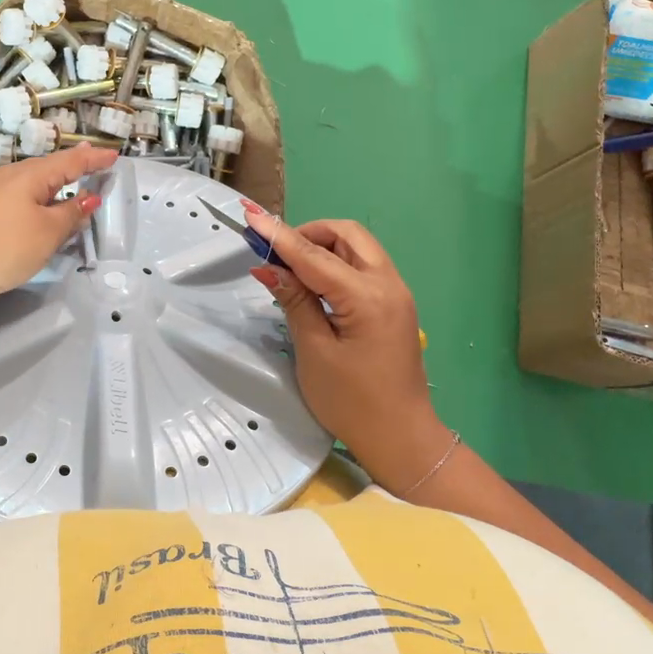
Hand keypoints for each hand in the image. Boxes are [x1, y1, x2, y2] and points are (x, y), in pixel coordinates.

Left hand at [0, 143, 118, 305]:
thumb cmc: (3, 249)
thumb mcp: (47, 234)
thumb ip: (70, 214)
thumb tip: (87, 199)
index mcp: (29, 176)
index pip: (69, 161)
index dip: (93, 158)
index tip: (114, 155)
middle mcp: (6, 174)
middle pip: (46, 167)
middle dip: (70, 167)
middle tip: (92, 166)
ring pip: (27, 180)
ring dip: (50, 183)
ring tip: (66, 187)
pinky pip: (12, 192)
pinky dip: (31, 195)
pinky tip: (32, 205)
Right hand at [241, 204, 435, 463]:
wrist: (402, 439)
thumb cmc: (352, 403)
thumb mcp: (314, 352)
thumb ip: (294, 302)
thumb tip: (268, 267)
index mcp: (368, 298)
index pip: (315, 256)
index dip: (279, 235)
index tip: (250, 214)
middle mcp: (388, 284)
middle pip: (347, 235)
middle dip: (308, 233)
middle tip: (276, 252)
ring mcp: (396, 293)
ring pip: (358, 247)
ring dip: (323, 246)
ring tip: (290, 267)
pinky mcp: (394, 305)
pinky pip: (363, 266)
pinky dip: (336, 263)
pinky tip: (313, 282)